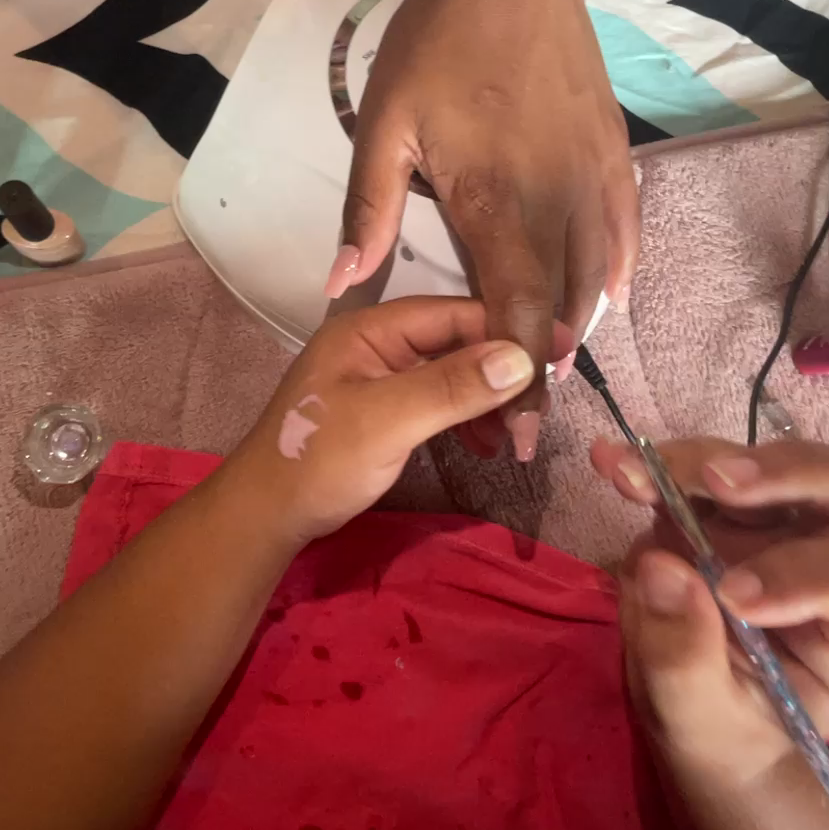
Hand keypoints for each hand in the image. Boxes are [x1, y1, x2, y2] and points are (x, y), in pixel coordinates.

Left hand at [214, 297, 535, 542]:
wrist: (267, 515)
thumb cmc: (317, 460)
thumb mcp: (386, 421)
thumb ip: (450, 386)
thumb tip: (522, 357)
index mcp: (370, 330)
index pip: (453, 314)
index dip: (507, 329)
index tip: (561, 348)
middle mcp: (378, 344)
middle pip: (457, 343)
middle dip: (503, 371)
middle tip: (546, 402)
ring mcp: (382, 378)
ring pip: (453, 375)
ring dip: (489, 400)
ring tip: (520, 434)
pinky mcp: (387, 410)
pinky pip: (440, 402)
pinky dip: (468, 420)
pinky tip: (489, 445)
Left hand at [331, 0, 638, 460]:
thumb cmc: (436, 47)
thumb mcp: (383, 129)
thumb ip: (366, 214)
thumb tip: (340, 288)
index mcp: (497, 207)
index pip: (513, 317)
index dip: (516, 384)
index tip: (521, 437)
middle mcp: (558, 206)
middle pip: (560, 313)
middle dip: (545, 374)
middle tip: (532, 422)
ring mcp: (596, 180)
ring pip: (597, 281)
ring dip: (575, 331)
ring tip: (554, 372)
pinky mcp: (616, 156)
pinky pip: (626, 235)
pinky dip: (615, 277)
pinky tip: (608, 303)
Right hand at [592, 437, 828, 789]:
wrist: (692, 712)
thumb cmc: (722, 732)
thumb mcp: (701, 717)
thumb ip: (686, 656)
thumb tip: (665, 569)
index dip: (811, 576)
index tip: (732, 596)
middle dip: (786, 474)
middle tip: (717, 482)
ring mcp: (774, 527)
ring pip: (768, 462)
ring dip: (699, 461)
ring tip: (632, 475)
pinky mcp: (717, 509)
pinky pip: (697, 467)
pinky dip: (654, 461)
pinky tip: (610, 460)